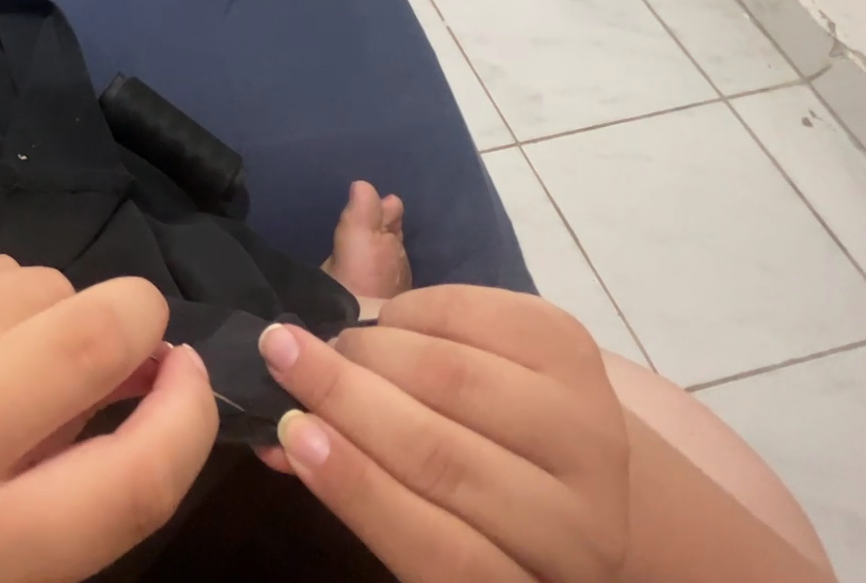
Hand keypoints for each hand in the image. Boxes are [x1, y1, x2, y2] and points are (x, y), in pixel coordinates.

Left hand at [0, 252, 217, 582]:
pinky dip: (9, 297)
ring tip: (16, 360)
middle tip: (120, 351)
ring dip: (62, 315)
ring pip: (47, 281)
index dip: (191, 419)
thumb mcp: (6, 561)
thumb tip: (155, 368)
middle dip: (139, 323)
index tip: (186, 381)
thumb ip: (94, 477)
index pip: (136, 474)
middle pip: (96, 331)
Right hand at [257, 285, 628, 581]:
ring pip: (460, 381)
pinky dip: (417, 311)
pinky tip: (393, 320)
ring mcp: (590, 431)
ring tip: (335, 344)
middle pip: (446, 458)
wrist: (562, 451)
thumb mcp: (413, 510)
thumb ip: (345, 476)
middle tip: (279, 350)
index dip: (358, 489)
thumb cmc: (465, 489)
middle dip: (346, 394)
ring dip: (376, 351)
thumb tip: (274, 439)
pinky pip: (480, 316)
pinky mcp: (576, 351)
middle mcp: (581, 523)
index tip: (290, 431)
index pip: (441, 553)